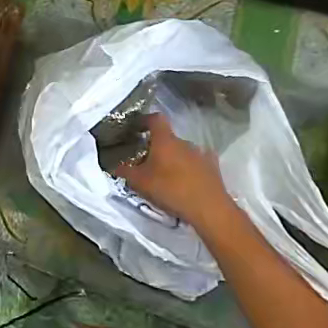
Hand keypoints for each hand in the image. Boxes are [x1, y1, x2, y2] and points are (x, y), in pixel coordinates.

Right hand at [112, 114, 235, 227]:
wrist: (208, 208)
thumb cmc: (170, 189)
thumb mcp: (140, 183)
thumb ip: (125, 172)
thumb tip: (115, 166)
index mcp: (165, 140)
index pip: (155, 119)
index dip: (145, 120)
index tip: (136, 128)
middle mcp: (184, 141)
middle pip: (167, 138)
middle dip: (157, 147)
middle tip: (147, 163)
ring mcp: (201, 154)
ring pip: (182, 151)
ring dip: (173, 159)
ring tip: (167, 176)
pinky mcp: (213, 167)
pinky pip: (197, 162)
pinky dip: (189, 168)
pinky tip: (186, 180)